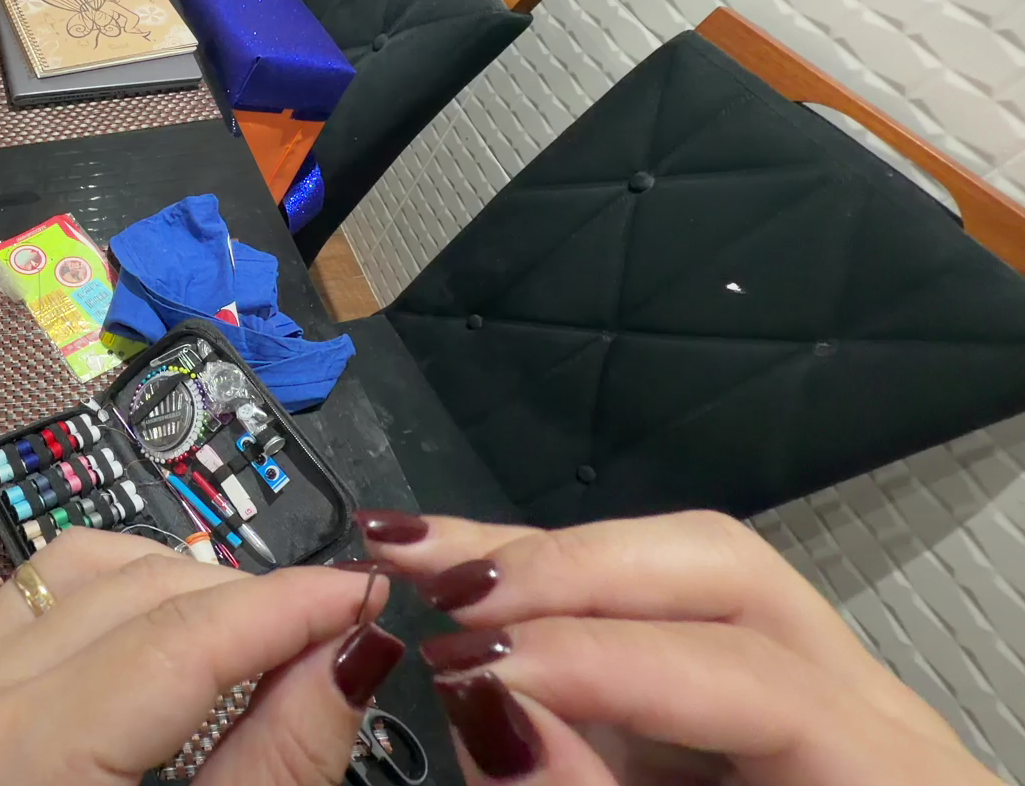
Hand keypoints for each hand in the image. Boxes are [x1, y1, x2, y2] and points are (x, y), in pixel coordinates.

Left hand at [0, 528, 403, 784]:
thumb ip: (279, 760)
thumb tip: (353, 650)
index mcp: (20, 757)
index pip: (177, 641)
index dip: (283, 608)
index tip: (365, 592)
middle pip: (142, 595)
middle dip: (248, 602)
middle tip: (328, 632)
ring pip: (98, 565)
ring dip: (190, 585)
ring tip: (256, 634)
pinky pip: (56, 575)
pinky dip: (128, 579)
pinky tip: (173, 614)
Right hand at [356, 509, 1001, 784]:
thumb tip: (486, 702)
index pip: (755, 677)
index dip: (601, 663)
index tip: (468, 673)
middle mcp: (852, 703)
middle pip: (715, 568)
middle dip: (564, 572)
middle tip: (455, 604)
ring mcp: (765, 664)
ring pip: (644, 554)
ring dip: (510, 553)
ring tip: (403, 554)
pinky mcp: (681, 656)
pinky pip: (596, 586)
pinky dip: (502, 565)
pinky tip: (422, 556)